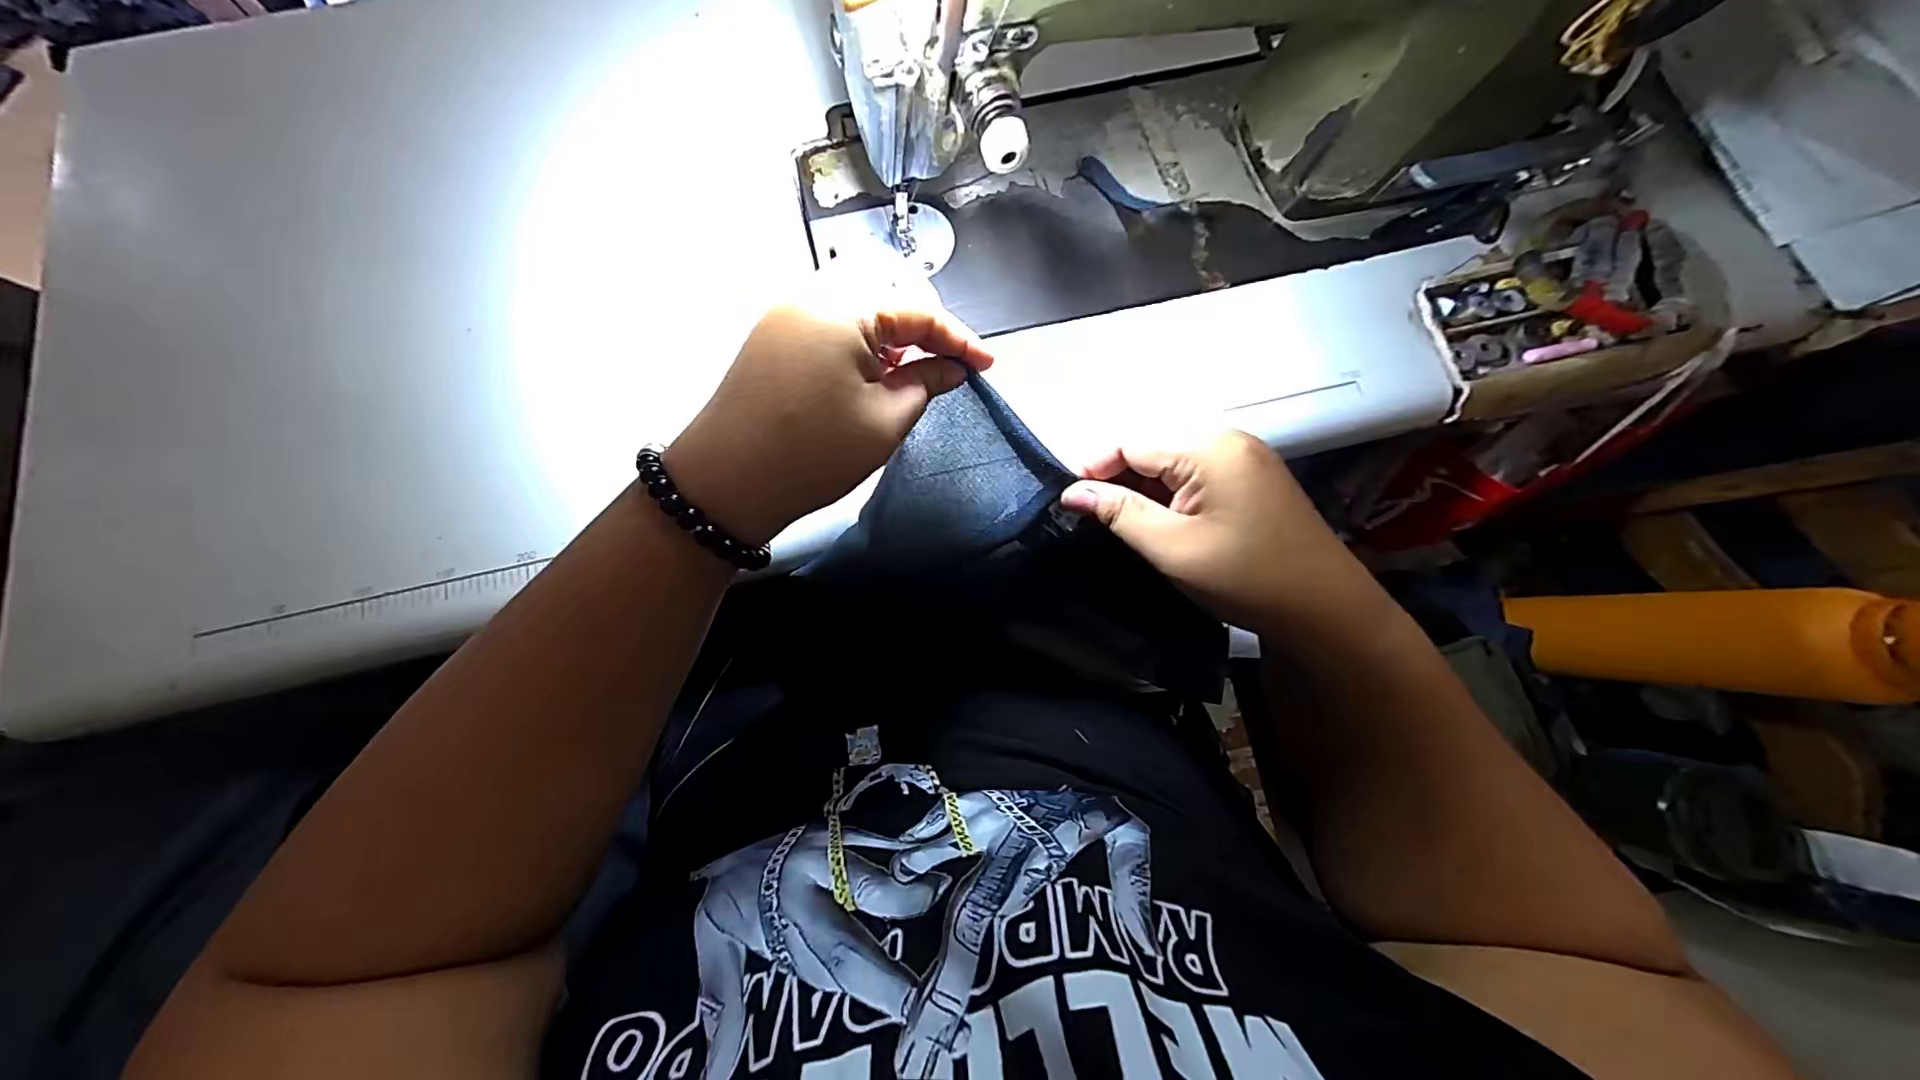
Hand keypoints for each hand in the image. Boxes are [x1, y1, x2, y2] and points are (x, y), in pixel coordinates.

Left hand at [664, 279, 993, 545]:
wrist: (725, 484)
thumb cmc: (810, 453)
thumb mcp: (886, 421)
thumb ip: (927, 383)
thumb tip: (951, 368)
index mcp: (842, 308)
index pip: (918, 312)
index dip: (959, 340)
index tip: (985, 365)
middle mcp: (808, 297)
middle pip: (886, 300)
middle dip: (924, 334)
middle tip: (949, 370)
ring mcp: (784, 317)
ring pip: (857, 314)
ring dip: (892, 341)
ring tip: (912, 380)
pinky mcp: (770, 340)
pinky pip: (828, 328)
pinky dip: (860, 348)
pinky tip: (872, 379)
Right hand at [1060, 431, 1384, 633]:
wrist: (1325, 610)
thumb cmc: (1245, 578)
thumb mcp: (1171, 548)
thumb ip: (1119, 513)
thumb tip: (1072, 493)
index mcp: (1209, 448)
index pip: (1131, 443)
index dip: (1095, 470)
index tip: (1070, 504)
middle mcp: (1229, 440)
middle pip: (1152, 449)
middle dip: (1120, 482)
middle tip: (1095, 522)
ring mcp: (1245, 457)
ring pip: (1172, 464)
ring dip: (1145, 492)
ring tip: (1126, 528)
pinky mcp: (1253, 478)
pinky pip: (1197, 475)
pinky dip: (1172, 497)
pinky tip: (1163, 525)